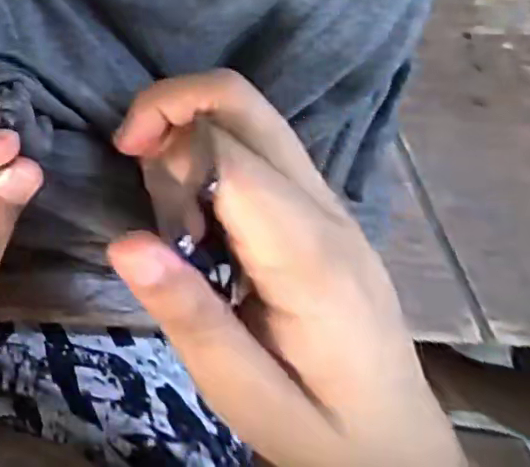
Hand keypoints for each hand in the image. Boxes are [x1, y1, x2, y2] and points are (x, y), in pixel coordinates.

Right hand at [106, 72, 462, 466]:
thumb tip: (123, 242)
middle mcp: (324, 208)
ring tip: (162, 189)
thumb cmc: (322, 433)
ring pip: (246, 109)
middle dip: (169, 102)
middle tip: (131, 150)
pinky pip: (254, 138)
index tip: (135, 183)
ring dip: (186, 121)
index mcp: (309, 255)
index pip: (227, 152)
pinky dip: (205, 140)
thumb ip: (188, 316)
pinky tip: (193, 202)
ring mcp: (328, 200)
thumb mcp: (245, 395)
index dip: (168, 149)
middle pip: (240, 99)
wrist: (405, 455)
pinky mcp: (319, 204)